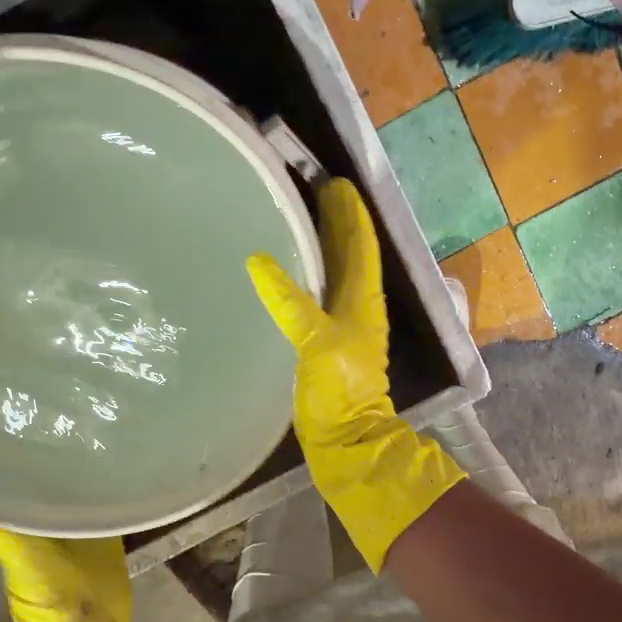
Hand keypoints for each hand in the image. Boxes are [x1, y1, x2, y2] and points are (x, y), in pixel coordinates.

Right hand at [246, 178, 464, 569]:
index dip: (351, 212)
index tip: (335, 180)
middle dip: (334, 219)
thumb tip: (258, 260)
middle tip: (311, 186)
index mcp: (363, 300)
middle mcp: (356, 305)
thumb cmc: (340, 393)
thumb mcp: (318, 345)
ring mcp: (341, 323)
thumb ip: (292, 303)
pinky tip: (285, 271)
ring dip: (322, 242)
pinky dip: (304, 275)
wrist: (345, 441)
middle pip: (348, 252)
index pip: (361, 244)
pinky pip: (315, 294)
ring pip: (334, 271)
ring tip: (299, 215)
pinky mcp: (322, 340)